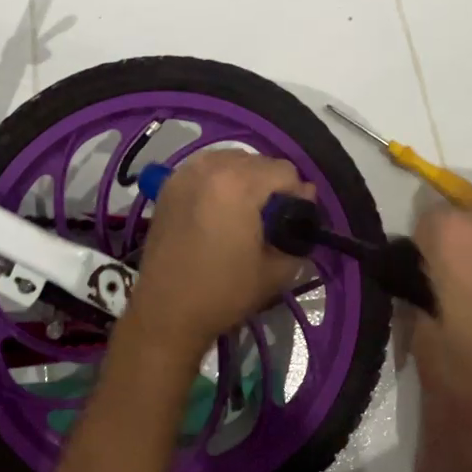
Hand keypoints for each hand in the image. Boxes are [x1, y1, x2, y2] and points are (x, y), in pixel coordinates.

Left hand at [125, 149, 313, 354]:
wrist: (166, 312)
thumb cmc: (224, 292)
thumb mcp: (277, 269)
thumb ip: (300, 229)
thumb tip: (305, 198)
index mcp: (238, 184)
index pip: (285, 171)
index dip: (296, 196)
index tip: (291, 222)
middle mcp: (211, 167)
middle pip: (259, 161)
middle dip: (271, 186)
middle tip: (269, 220)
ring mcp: (186, 171)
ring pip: (232, 159)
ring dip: (246, 179)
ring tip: (243, 213)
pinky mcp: (170, 182)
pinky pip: (207, 166)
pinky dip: (220, 178)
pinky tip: (219, 207)